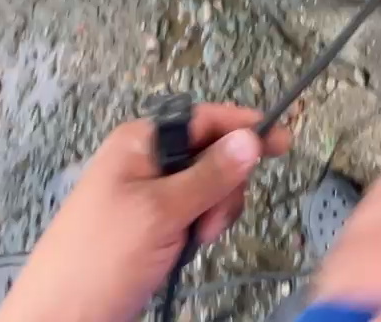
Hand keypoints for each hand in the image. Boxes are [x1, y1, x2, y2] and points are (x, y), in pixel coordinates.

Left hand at [0, 104, 291, 321]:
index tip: (281, 141)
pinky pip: (192, 214)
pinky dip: (199, 229)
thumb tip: (249, 138)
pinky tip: (186, 248)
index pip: (204, 119)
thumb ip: (209, 175)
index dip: (243, 127)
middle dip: (223, 186)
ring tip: (193, 239)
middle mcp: (146, 160)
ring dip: (212, 212)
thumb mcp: (160, 212)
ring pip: (206, 187)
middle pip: (211, 154)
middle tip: (210, 220)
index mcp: (141, 141)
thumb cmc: (98, 260)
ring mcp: (148, 195)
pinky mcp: (151, 227)